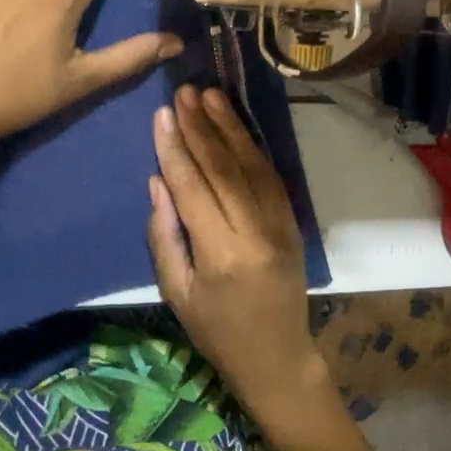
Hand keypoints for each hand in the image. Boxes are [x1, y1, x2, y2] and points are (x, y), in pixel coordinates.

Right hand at [148, 85, 326, 409]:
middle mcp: (254, 233)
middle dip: (201, 127)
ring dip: (230, 127)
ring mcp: (279, 225)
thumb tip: (158, 180)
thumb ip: (164, 235)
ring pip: (252, 165)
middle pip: (224, 168)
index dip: (175, 149)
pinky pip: (272, 177)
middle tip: (184, 93)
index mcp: (220, 254)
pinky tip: (237, 125)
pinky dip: (253, 148)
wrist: (276, 357)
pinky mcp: (293, 223)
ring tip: (210, 95)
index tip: (161, 114)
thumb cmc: (216, 331)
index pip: (193, 187)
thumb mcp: (176, 292)